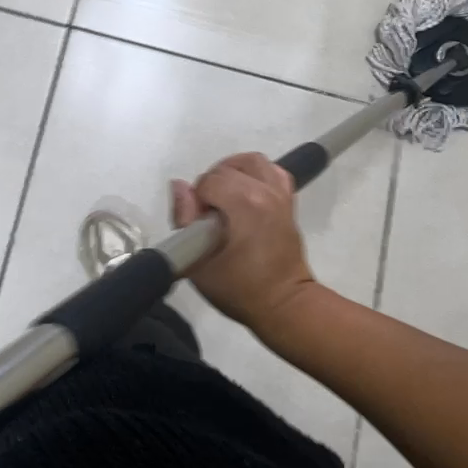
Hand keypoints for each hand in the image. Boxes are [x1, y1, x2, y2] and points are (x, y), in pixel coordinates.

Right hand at [170, 152, 319, 332]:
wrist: (284, 305)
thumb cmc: (239, 289)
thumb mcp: (199, 263)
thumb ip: (185, 220)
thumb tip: (179, 186)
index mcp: (244, 204)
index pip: (208, 181)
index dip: (197, 201)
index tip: (199, 227)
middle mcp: (265, 191)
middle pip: (226, 168)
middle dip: (210, 187)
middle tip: (208, 217)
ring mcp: (280, 194)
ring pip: (251, 161)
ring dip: (233, 172)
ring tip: (223, 196)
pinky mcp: (288, 201)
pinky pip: (273, 172)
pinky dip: (257, 174)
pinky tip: (246, 192)